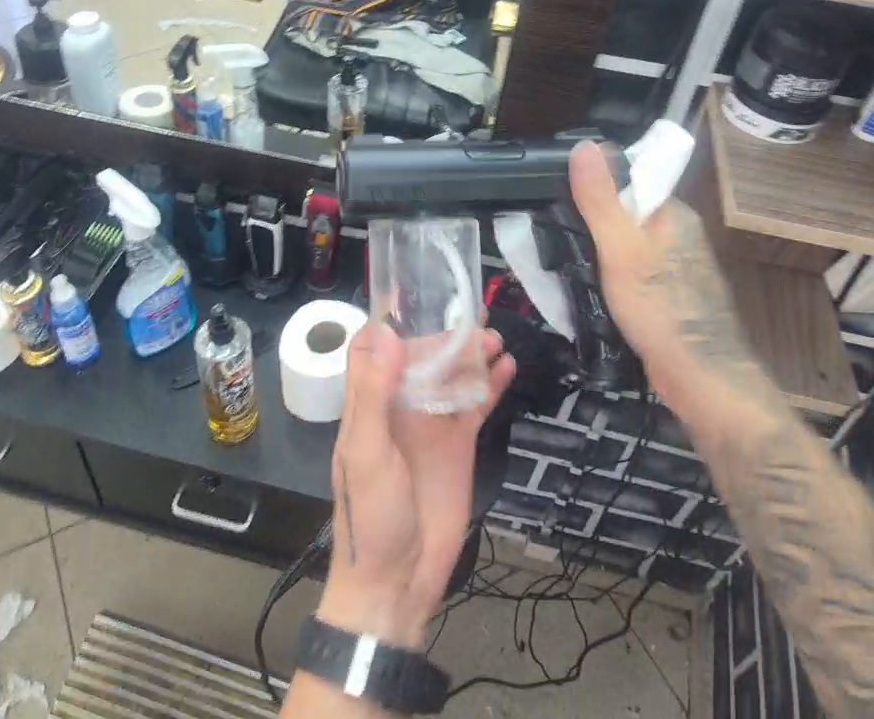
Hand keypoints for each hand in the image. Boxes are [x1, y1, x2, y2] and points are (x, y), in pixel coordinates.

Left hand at [318, 321, 514, 649]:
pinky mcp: (458, 446)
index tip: (412, 294)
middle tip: (474, 318)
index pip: (374, 353)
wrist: (399, 579)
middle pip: (420, 359)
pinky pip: (475, 406)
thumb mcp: (366, 453)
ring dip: (470, 356)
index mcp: (367, 406)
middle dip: (443, 337)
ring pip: (451, 378)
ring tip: (494, 336)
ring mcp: (430, 426)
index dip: (390, 325)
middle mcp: (398, 409)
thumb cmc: (372, 516)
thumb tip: (388, 334)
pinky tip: (507, 366)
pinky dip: (490, 385)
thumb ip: (373, 394)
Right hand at [567, 141, 748, 395]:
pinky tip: (588, 289)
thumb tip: (584, 145)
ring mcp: (675, 267)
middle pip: (624, 214)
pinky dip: (607, 277)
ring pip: (624, 246)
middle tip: (550, 236)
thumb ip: (602, 200)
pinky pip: (629, 273)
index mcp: (673, 213)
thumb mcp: (621, 249)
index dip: (591, 185)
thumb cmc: (661, 309)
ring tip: (560, 262)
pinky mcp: (667, 296)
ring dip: (596, 253)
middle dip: (589, 223)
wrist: (699, 377)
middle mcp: (678, 234)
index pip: (628, 181)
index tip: (555, 198)